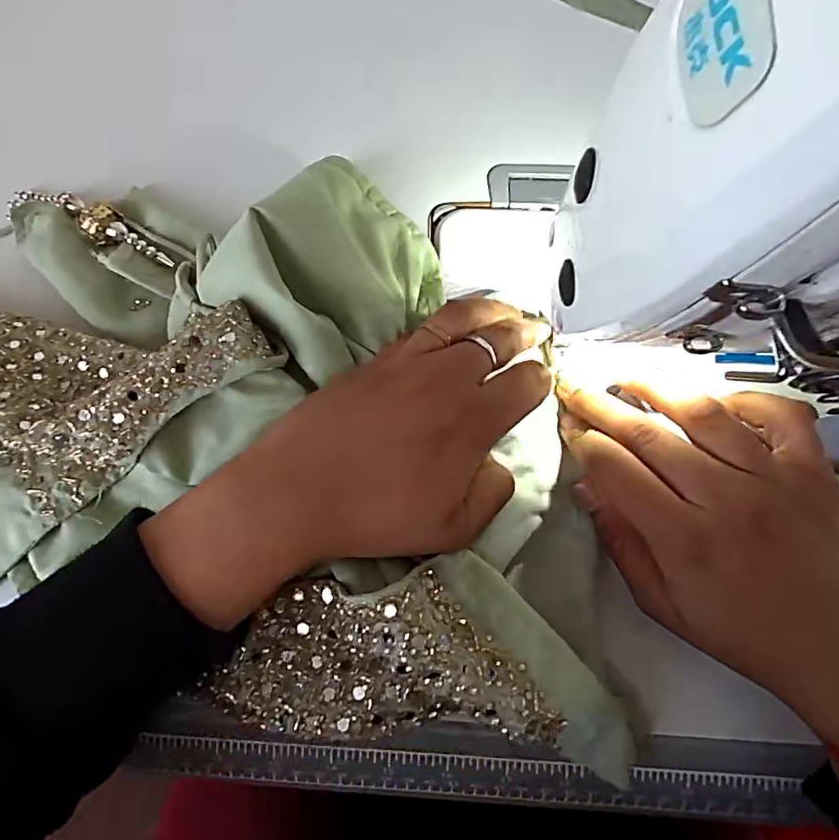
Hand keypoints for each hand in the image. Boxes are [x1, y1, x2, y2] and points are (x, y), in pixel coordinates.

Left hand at [142, 297, 552, 629]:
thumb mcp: (450, 529)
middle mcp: (448, 381)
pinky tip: (456, 321)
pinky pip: (426, 325)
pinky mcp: (379, 358)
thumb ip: (491, 495)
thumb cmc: (374, 515)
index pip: (523, 385)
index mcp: (473, 422)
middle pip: (499, 343)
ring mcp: (410, 362)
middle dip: (526, 335)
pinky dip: (453, 315)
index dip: (540, 379)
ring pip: (464, 321)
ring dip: (494, 311)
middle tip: (537, 332)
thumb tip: (499, 465)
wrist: (297, 489)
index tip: (541, 379)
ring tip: (509, 309)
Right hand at [557, 379, 838, 746]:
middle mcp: (726, 500)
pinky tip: (715, 399)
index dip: (584, 440)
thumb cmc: (752, 638)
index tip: (568, 425)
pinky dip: (744, 396)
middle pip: (647, 434)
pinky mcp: (815, 470)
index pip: (616, 469)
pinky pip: (778, 414)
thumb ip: (625, 547)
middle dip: (601, 404)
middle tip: (577, 388)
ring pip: (702, 412)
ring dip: (656, 386)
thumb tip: (590, 491)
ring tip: (626, 376)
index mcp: (684, 540)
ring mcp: (775, 479)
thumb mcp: (668, 607)